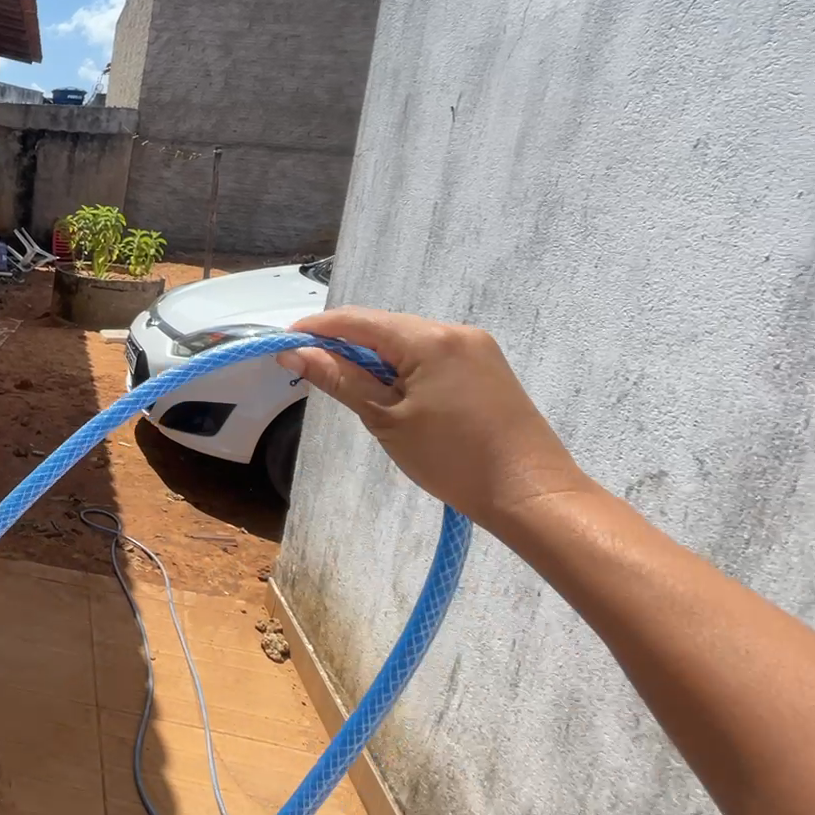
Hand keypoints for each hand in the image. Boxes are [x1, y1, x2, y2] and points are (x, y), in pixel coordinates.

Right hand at [276, 307, 595, 529]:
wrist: (533, 495)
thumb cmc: (452, 457)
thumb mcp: (384, 417)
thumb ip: (338, 378)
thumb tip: (292, 352)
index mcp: (429, 339)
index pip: (356, 319)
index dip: (314, 329)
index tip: (281, 346)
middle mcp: (454, 331)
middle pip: (380, 325)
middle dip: (339, 342)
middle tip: (306, 369)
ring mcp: (474, 347)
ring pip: (402, 339)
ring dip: (368, 355)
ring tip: (344, 384)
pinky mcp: (484, 367)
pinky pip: (425, 352)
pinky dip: (396, 364)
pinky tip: (384, 389)